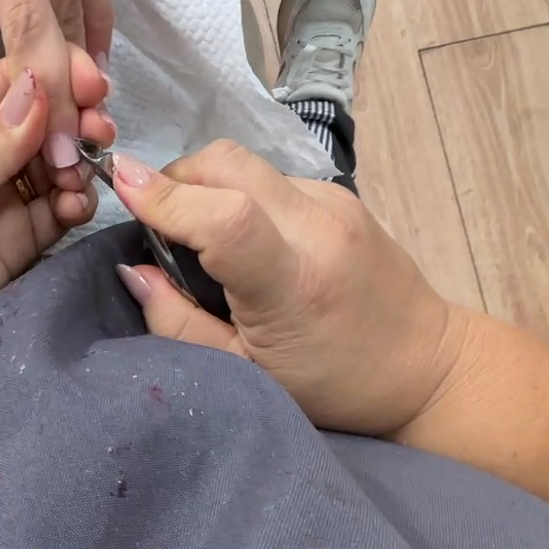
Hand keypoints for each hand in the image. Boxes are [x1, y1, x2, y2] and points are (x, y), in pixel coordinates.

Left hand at [0, 49, 112, 364]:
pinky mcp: (13, 241)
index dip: (51, 76)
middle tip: (99, 133)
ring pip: (55, 166)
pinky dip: (74, 205)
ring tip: (80, 178)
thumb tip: (40, 89)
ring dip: (78, 165)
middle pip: (41, 120)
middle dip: (74, 121)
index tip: (91, 83)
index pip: (7, 81)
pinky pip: (55, 212)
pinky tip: (75, 207)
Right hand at [110, 141, 466, 436]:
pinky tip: (238, 236)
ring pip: (244, 164)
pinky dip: (233, 194)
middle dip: (174, 177)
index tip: (120, 181)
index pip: (225, 219)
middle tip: (153, 217)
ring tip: (194, 233)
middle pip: (228, 164)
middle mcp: (318, 228)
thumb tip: (133, 271)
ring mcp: (335, 203)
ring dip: (202, 184)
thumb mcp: (246, 374)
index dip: (166, 197)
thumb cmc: (332, 384)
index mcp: (293, 285)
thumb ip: (180, 323)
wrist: (428, 366)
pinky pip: (266, 177)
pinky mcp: (340, 195)